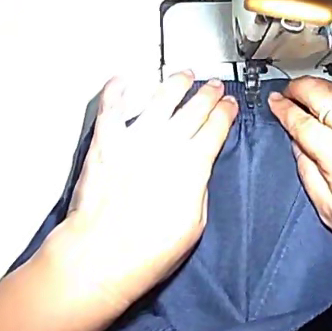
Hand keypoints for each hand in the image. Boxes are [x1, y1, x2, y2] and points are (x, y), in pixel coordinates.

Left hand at [38, 73, 238, 317]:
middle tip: (214, 87)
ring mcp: (135, 139)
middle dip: (208, 94)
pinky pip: (112, 107)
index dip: (226, 113)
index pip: (216, 127)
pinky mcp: (106, 142)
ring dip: (175, 84)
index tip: (229, 107)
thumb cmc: (145, 250)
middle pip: (194, 107)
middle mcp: (166, 144)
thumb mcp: (194, 224)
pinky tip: (122, 81)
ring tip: (182, 76)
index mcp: (192, 164)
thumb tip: (197, 173)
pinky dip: (118, 90)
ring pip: (161, 98)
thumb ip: (198, 188)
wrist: (102, 254)